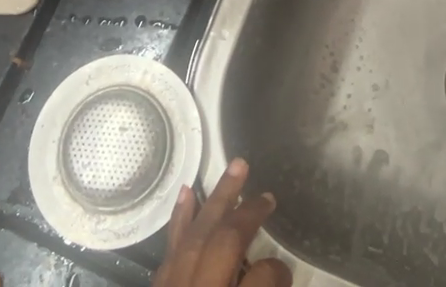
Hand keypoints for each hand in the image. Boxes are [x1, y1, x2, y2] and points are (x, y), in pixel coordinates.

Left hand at [153, 159, 289, 286]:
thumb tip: (276, 272)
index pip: (261, 276)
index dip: (277, 269)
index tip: (286, 268)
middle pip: (223, 241)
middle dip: (244, 210)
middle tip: (265, 191)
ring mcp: (173, 284)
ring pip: (194, 237)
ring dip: (215, 200)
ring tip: (234, 170)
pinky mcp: (159, 284)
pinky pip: (169, 248)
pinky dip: (179, 219)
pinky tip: (186, 194)